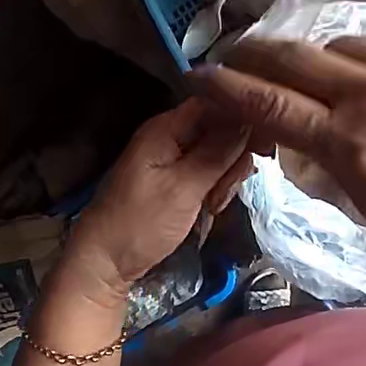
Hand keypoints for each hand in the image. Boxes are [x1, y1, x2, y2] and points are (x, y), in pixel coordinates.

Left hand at [63, 98, 251, 300]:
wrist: (104, 262)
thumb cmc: (140, 223)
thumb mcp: (184, 188)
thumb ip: (218, 152)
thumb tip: (249, 117)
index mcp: (165, 128)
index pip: (215, 103)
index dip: (242, 119)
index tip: (261, 147)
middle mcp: (169, 137)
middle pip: (219, 130)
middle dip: (232, 159)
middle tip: (222, 193)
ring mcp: (171, 160)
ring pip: (217, 156)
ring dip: (224, 180)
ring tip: (214, 206)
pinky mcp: (174, 183)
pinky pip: (205, 176)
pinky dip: (213, 191)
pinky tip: (210, 210)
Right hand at [188, 31, 365, 261]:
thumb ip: (332, 165)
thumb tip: (305, 134)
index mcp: (351, 144)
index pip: (266, 105)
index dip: (222, 88)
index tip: (194, 77)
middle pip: (289, 55)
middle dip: (251, 52)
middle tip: (235, 54)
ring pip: (340, 46)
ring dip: (325, 64)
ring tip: (342, 87)